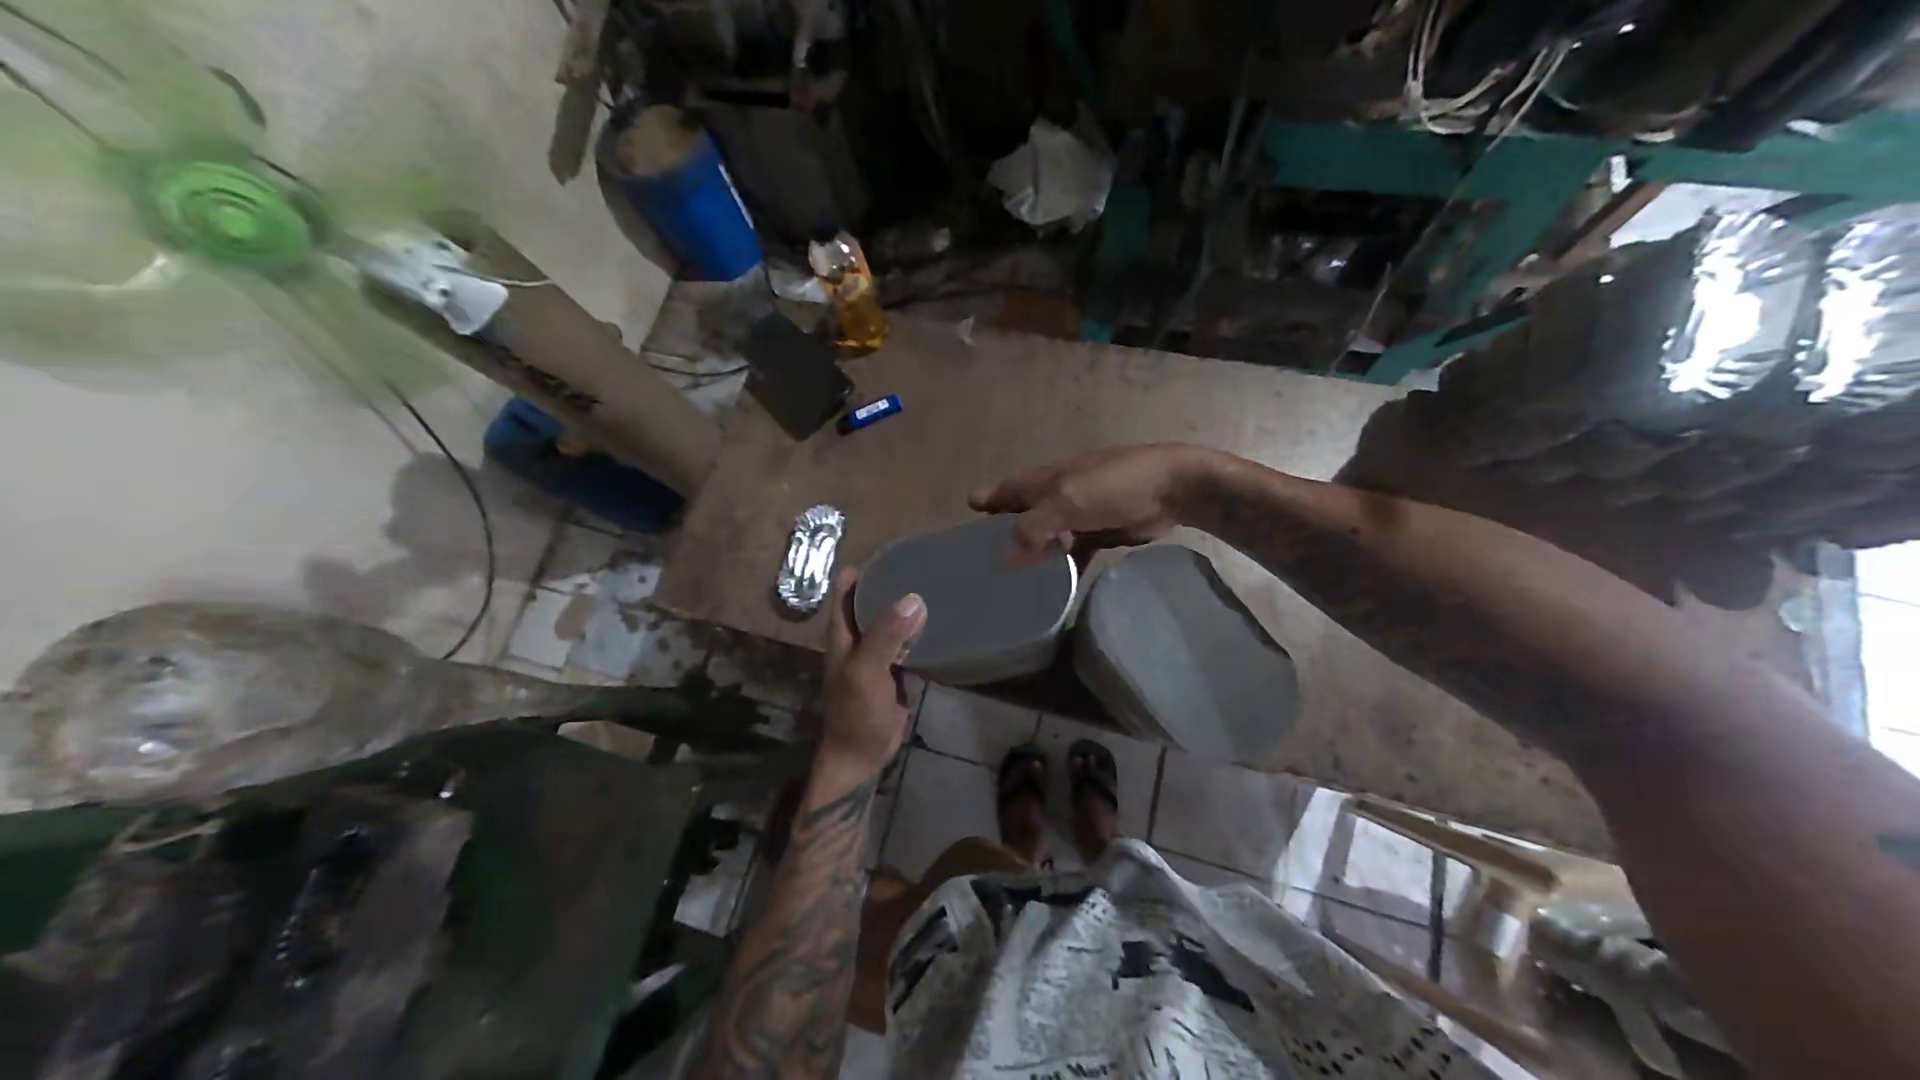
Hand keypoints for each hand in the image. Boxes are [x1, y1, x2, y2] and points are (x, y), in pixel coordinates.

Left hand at [819, 568, 926, 775]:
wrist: (861, 756)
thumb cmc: (856, 712)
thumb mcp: (868, 671)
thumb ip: (887, 636)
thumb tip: (914, 598)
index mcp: (843, 631)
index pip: (848, 587)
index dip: (866, 567)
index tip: (897, 552)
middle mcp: (858, 636)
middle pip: (873, 600)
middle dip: (895, 582)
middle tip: (930, 564)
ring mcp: (878, 654)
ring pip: (894, 621)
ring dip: (911, 607)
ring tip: (943, 586)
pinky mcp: (896, 671)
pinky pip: (909, 644)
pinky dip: (922, 633)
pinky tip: (945, 623)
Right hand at [969, 444, 1218, 561]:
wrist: (1172, 489)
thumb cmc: (1114, 486)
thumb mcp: (1067, 501)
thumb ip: (1033, 527)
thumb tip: (1004, 557)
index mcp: (1047, 479)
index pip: (1009, 489)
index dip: (989, 499)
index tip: (968, 511)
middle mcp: (1059, 495)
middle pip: (1025, 514)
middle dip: (1006, 531)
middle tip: (983, 559)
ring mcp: (1081, 514)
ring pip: (1049, 536)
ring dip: (1034, 553)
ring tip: (1013, 579)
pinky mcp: (1101, 533)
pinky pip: (1074, 553)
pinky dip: (1064, 567)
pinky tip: (1055, 587)